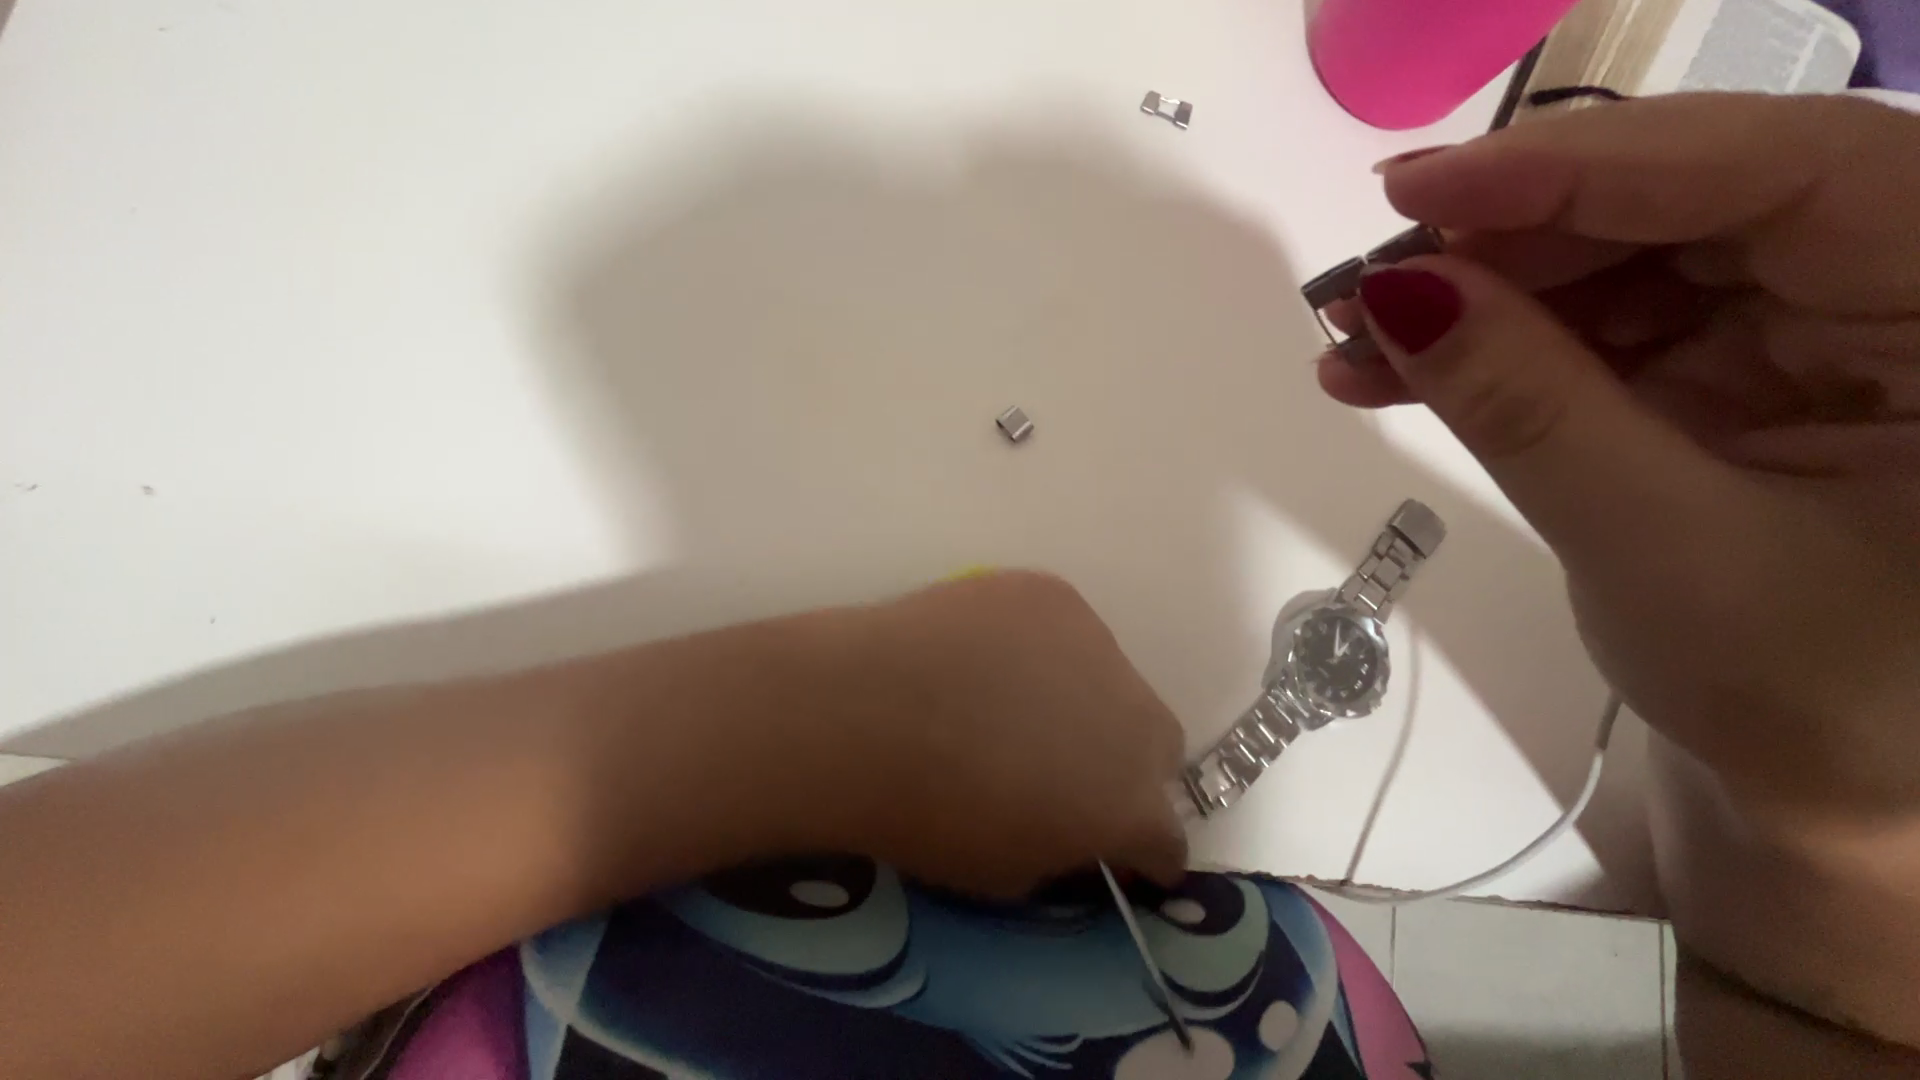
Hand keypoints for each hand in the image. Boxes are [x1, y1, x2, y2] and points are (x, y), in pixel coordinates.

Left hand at [799, 571, 1188, 897]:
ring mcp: (1099, 644)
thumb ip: (1062, 850)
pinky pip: (1063, 627)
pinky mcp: (1055, 595)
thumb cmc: (927, 815)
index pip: (1168, 838)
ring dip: (1080, 696)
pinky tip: (980, 653)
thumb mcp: (1006, 873)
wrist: (866, 714)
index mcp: (1133, 804)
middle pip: (1154, 746)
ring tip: (1006, 697)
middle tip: (1061, 768)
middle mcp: (1139, 720)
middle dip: (1123, 765)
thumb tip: (1070, 829)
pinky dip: (1037, 644)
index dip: (1140, 851)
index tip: (1113, 851)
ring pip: (1109, 676)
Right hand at [1319, 93, 1919, 815]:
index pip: (1777, 170)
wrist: (1834, 775)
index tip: (1416, 191)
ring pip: (1613, 262)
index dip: (1581, 165)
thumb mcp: (1652, 540)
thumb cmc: (1802, 687)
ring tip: (1351, 347)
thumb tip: (1390, 293)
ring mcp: (1803, 323)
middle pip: (1676, 205)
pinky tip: (1389, 373)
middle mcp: (1900, 285)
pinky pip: (1590, 325)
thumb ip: (1523, 406)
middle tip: (1362, 291)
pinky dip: (1485, 348)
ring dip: (1470, 303)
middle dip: (1501, 245)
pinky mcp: (1722, 364)